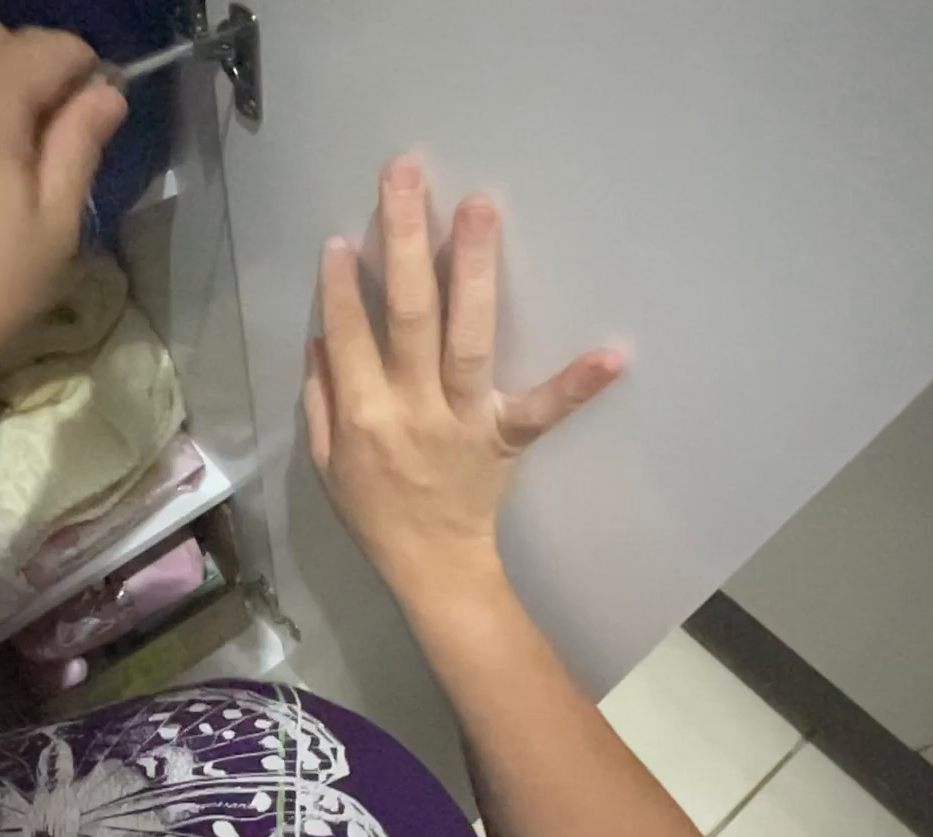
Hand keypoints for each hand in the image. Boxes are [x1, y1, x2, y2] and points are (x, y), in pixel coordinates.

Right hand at [305, 154, 622, 597]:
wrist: (431, 564)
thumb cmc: (373, 513)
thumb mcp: (325, 464)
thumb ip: (319, 400)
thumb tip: (320, 339)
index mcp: (364, 416)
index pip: (348, 335)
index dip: (342, 284)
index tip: (342, 235)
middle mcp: (412, 408)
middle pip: (408, 316)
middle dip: (404, 241)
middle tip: (408, 174)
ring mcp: (464, 420)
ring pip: (467, 339)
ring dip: (473, 271)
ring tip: (478, 208)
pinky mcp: (506, 437)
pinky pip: (542, 410)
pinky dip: (575, 385)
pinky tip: (613, 353)